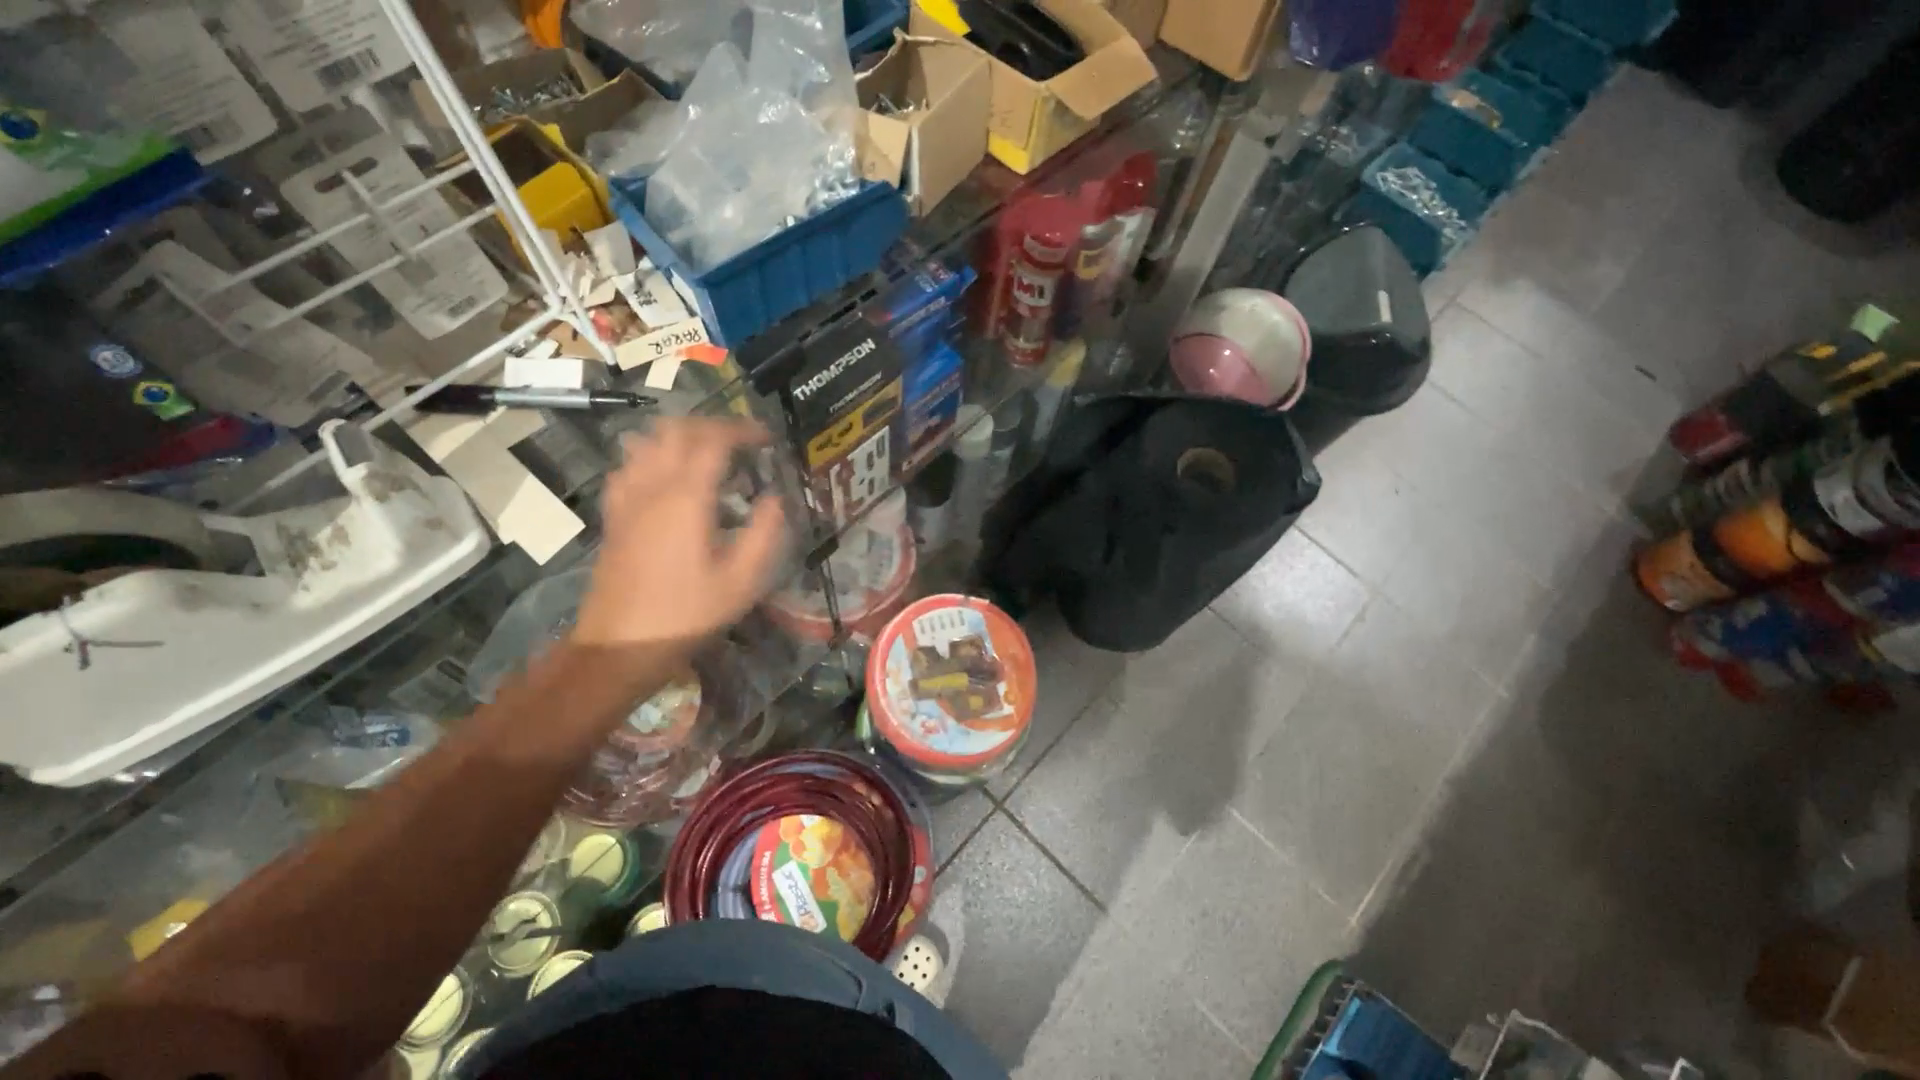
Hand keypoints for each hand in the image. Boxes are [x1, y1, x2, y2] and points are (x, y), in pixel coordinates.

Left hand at [571, 418, 786, 654]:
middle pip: (677, 429)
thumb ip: (764, 534)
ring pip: (647, 441)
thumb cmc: (686, 616)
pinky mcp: (613, 516)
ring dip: (680, 437)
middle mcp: (653, 486)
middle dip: (712, 426)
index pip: (714, 440)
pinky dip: (651, 458)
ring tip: (707, 456)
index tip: (767, 439)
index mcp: (687, 497)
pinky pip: (628, 467)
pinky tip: (667, 479)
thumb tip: (776, 499)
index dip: (743, 430)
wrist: (619, 645)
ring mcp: (627, 499)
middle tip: (741, 444)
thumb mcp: (741, 583)